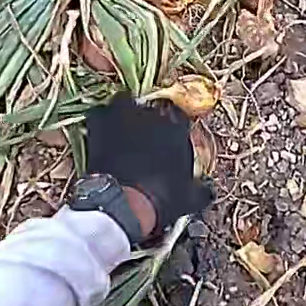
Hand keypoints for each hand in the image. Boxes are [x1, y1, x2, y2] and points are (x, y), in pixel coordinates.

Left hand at [83, 96, 212, 237]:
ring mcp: (124, 115)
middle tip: (144, 140)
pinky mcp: (100, 124)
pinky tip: (101, 134)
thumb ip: (200, 190)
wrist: (125, 203)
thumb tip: (207, 192)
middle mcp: (152, 114)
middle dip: (147, 121)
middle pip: (150, 109)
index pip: (178, 117)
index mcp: (177, 126)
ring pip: (124, 102)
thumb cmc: (162, 198)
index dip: (173, 130)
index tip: (168, 143)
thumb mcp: (189, 198)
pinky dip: (100, 121)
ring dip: (123, 112)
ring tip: (121, 130)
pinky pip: (98, 114)